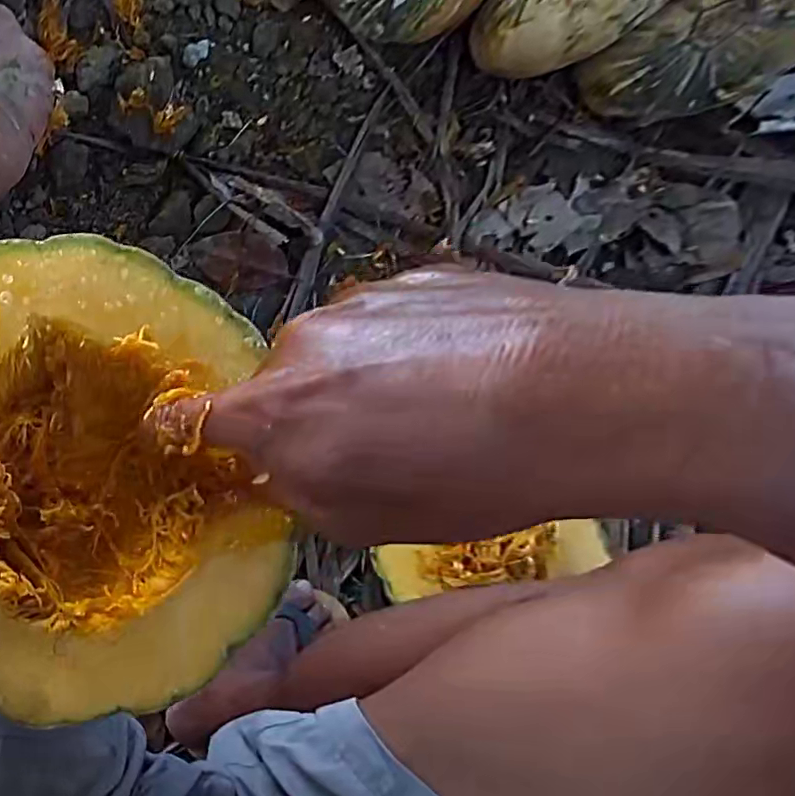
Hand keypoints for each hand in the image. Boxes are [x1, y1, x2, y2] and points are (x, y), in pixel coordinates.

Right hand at [161, 267, 794, 546]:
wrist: (623, 395)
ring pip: (322, 350)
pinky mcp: (419, 274)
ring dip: (344, 379)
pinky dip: (394, 348)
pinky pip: (376, 321)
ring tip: (422, 406)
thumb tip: (267, 472)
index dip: (174, 433)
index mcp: (276, 411)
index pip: (187, 418)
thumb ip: (293, 493)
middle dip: (291, 417)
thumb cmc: (477, 480)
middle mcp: (301, 345)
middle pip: (267, 386)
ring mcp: (361, 301)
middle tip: (351, 446)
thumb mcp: (362, 521)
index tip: (171, 440)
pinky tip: (460, 370)